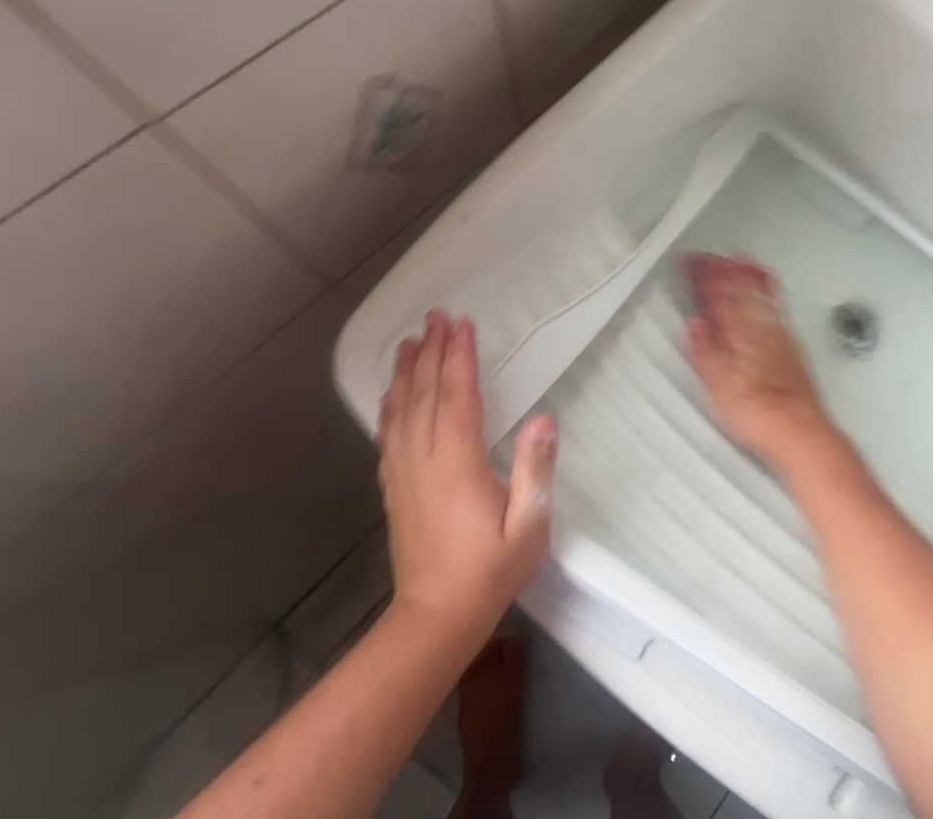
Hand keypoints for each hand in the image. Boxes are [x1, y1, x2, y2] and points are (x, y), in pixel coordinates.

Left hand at [379, 311, 556, 627]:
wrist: (436, 615)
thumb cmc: (491, 569)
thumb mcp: (529, 525)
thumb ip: (536, 471)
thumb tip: (544, 419)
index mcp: (458, 464)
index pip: (458, 398)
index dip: (459, 358)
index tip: (462, 324)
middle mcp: (424, 460)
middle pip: (424, 395)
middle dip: (430, 353)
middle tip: (434, 317)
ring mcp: (404, 474)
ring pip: (400, 411)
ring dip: (405, 373)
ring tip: (408, 342)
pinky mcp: (395, 489)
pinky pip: (388, 435)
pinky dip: (390, 406)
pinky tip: (391, 395)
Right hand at [681, 254, 838, 473]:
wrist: (801, 432)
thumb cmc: (757, 411)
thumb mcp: (719, 385)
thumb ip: (705, 351)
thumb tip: (693, 324)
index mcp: (742, 332)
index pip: (722, 295)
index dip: (707, 277)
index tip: (692, 263)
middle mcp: (764, 329)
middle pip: (746, 291)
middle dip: (730, 271)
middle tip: (718, 257)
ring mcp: (783, 338)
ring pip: (765, 298)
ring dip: (752, 279)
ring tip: (746, 263)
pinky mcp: (794, 352)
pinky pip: (777, 312)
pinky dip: (769, 298)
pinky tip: (767, 302)